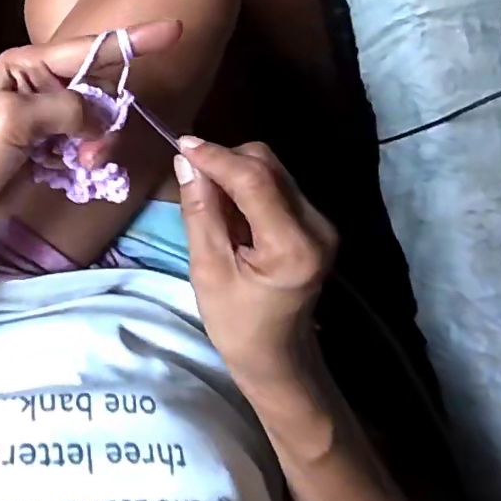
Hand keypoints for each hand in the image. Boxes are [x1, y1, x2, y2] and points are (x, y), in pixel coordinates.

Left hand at [0, 20, 182, 227]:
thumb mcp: (13, 120)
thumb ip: (64, 109)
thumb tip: (99, 118)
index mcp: (25, 65)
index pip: (86, 49)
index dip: (130, 41)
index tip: (173, 30)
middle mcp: (39, 84)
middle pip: (98, 88)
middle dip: (105, 117)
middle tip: (92, 151)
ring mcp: (47, 117)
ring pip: (97, 122)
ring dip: (96, 144)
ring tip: (77, 165)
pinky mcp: (51, 147)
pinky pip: (86, 145)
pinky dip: (86, 160)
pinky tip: (68, 173)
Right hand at [176, 139, 337, 388]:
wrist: (278, 356)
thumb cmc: (236, 322)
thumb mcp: (207, 270)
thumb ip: (200, 211)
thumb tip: (186, 161)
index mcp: (292, 246)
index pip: (254, 180)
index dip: (215, 156)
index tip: (181, 144)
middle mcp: (316, 225)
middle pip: (266, 165)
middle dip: (224, 160)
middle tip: (190, 175)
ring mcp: (319, 221)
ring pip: (270, 168)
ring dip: (233, 169)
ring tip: (207, 196)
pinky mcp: (313, 220)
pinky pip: (274, 181)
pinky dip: (244, 182)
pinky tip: (227, 206)